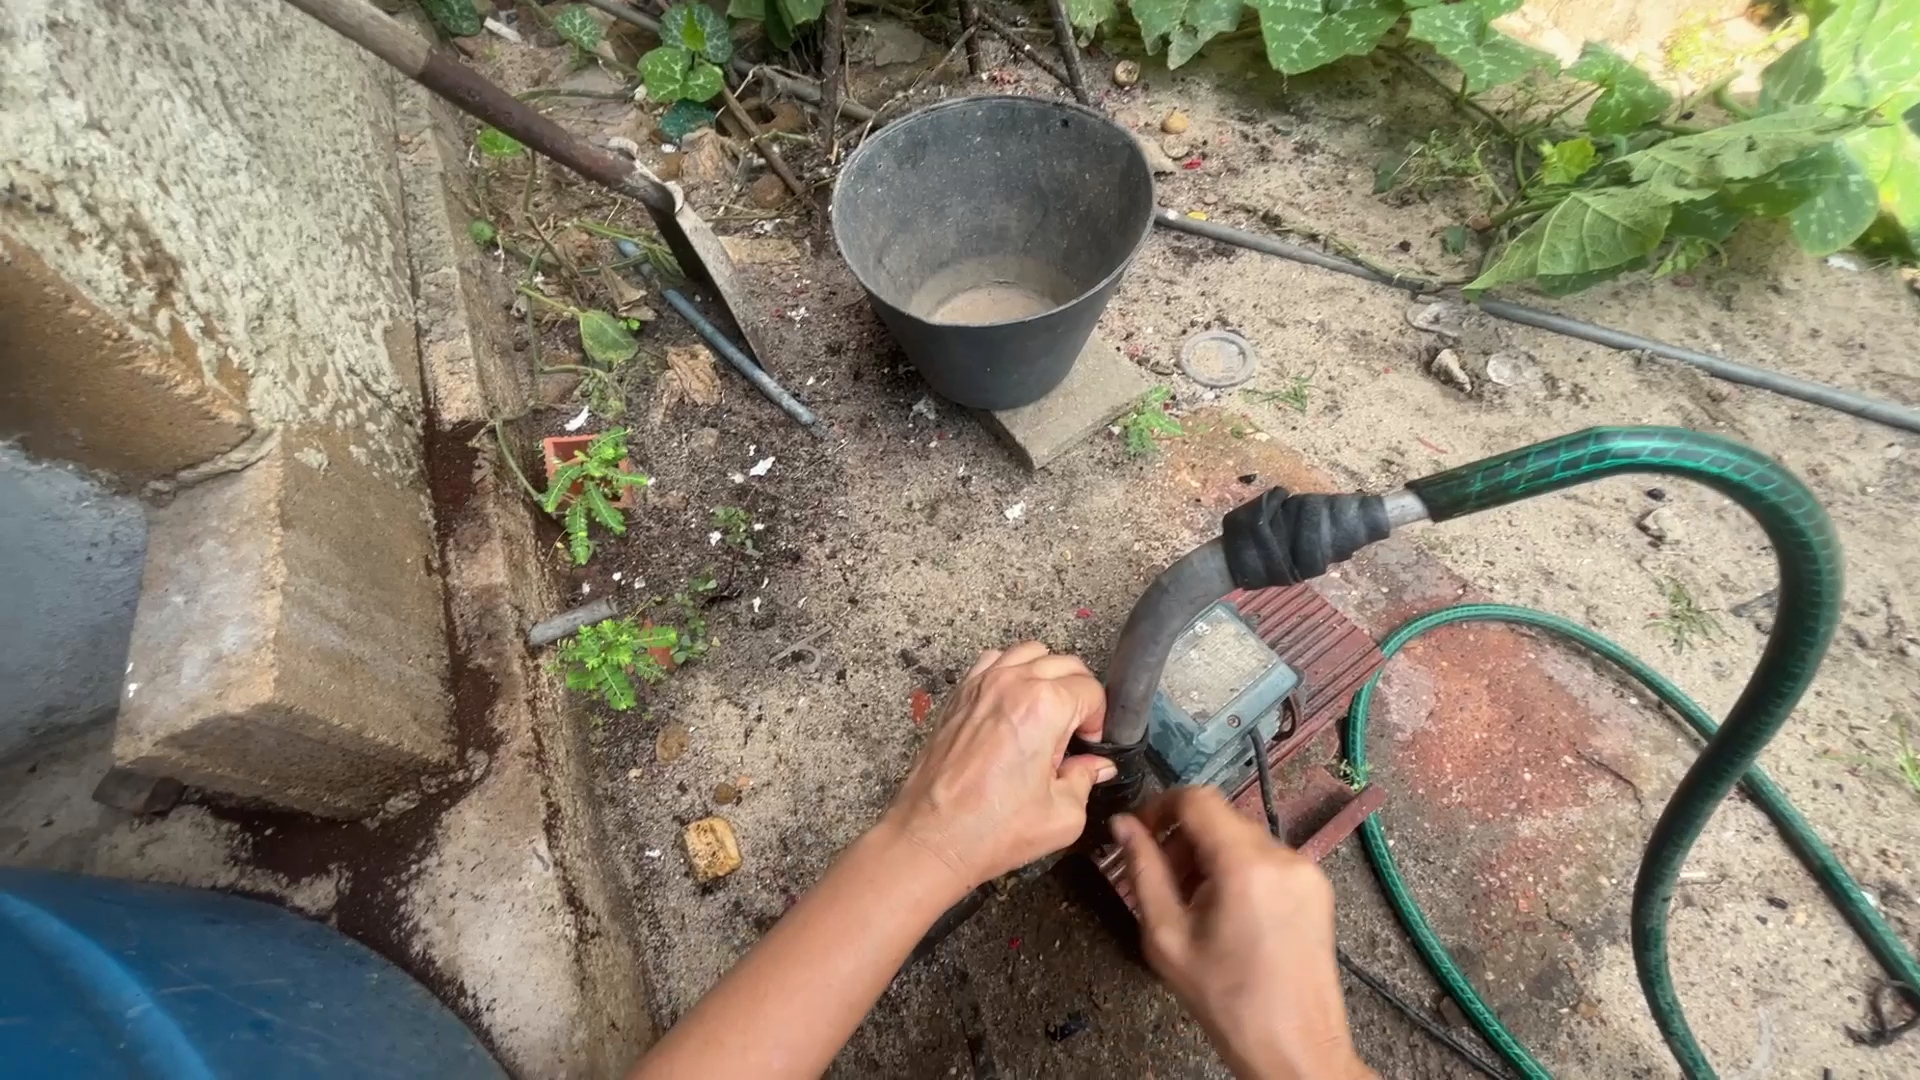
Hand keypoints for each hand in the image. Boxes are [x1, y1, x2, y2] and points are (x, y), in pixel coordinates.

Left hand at [881, 642, 1114, 895]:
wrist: (933, 836)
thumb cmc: (992, 828)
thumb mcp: (1062, 814)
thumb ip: (1086, 778)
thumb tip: (1096, 765)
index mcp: (1044, 707)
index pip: (1091, 689)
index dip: (1098, 719)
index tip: (1088, 743)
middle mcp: (1013, 684)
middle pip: (1065, 663)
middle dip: (1079, 693)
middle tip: (1075, 731)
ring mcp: (983, 683)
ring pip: (1030, 652)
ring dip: (1047, 674)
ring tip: (1047, 711)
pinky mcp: (961, 692)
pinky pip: (994, 660)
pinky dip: (1012, 670)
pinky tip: (1014, 702)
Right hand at [1112, 788, 1372, 1079]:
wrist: (1297, 1055)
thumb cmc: (1226, 1000)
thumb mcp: (1166, 936)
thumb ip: (1142, 870)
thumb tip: (1122, 824)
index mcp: (1245, 864)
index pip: (1196, 798)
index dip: (1160, 806)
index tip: (1140, 832)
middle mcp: (1282, 855)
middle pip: (1218, 816)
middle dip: (1181, 837)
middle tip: (1162, 878)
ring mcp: (1305, 869)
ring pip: (1240, 834)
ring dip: (1207, 852)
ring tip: (1192, 900)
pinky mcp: (1316, 885)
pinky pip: (1264, 855)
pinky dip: (1236, 866)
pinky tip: (1225, 907)